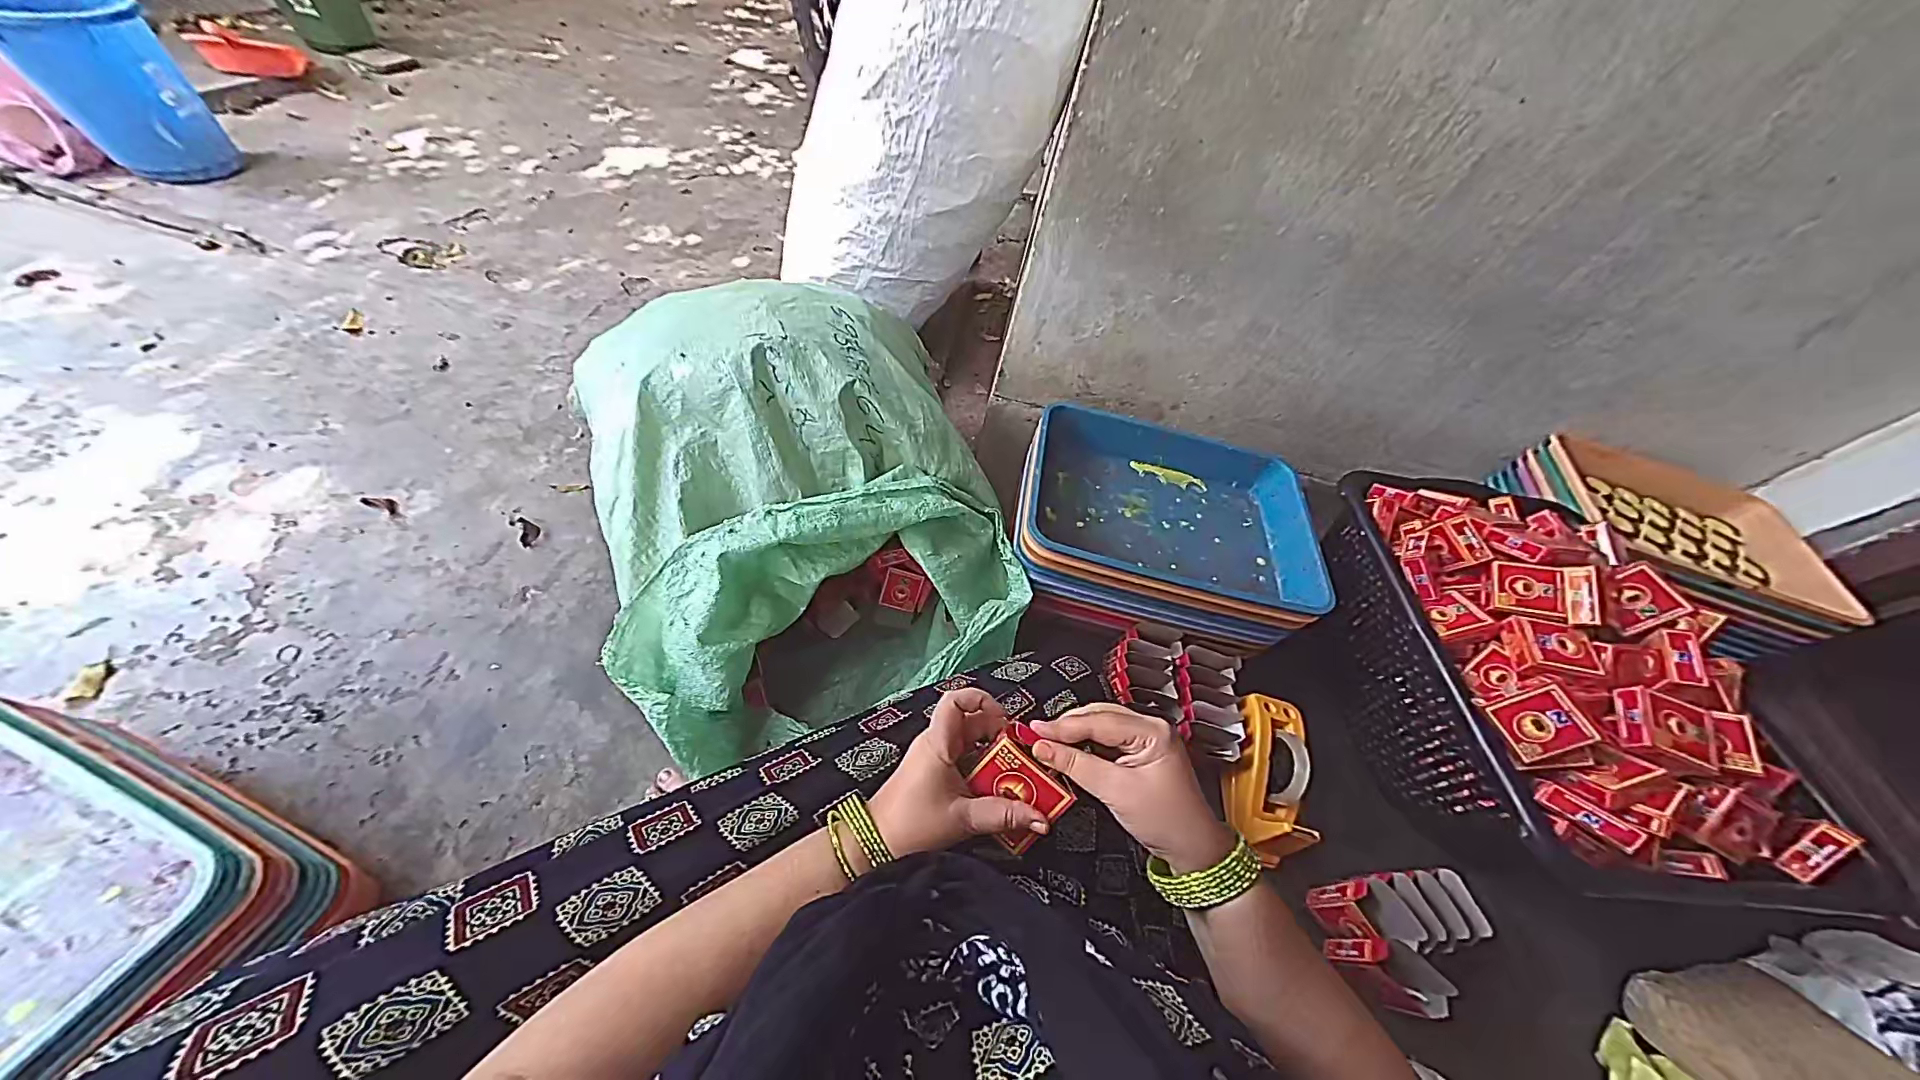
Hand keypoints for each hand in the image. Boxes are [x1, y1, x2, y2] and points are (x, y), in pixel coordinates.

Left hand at [866, 689, 1049, 858]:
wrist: (876, 842)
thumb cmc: (908, 825)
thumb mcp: (963, 818)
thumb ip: (1003, 815)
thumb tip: (1037, 815)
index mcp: (938, 743)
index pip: (957, 700)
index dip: (983, 700)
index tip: (1005, 722)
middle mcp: (936, 743)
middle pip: (973, 722)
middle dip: (1000, 735)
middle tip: (1018, 756)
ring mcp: (935, 757)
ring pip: (972, 742)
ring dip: (993, 755)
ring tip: (1012, 775)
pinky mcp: (936, 772)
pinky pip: (966, 759)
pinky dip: (983, 769)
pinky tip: (994, 789)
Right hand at [1030, 704, 1234, 873]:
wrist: (1192, 848)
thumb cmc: (1169, 821)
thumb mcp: (1115, 791)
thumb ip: (1076, 765)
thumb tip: (1045, 748)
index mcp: (1153, 730)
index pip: (1098, 720)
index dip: (1063, 726)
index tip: (1036, 730)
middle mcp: (1151, 727)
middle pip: (1097, 716)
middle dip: (1066, 726)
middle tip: (1037, 735)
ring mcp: (1146, 738)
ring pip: (1099, 725)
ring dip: (1073, 734)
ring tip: (1047, 742)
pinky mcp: (1139, 751)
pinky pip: (1105, 738)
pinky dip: (1084, 743)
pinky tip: (1068, 750)